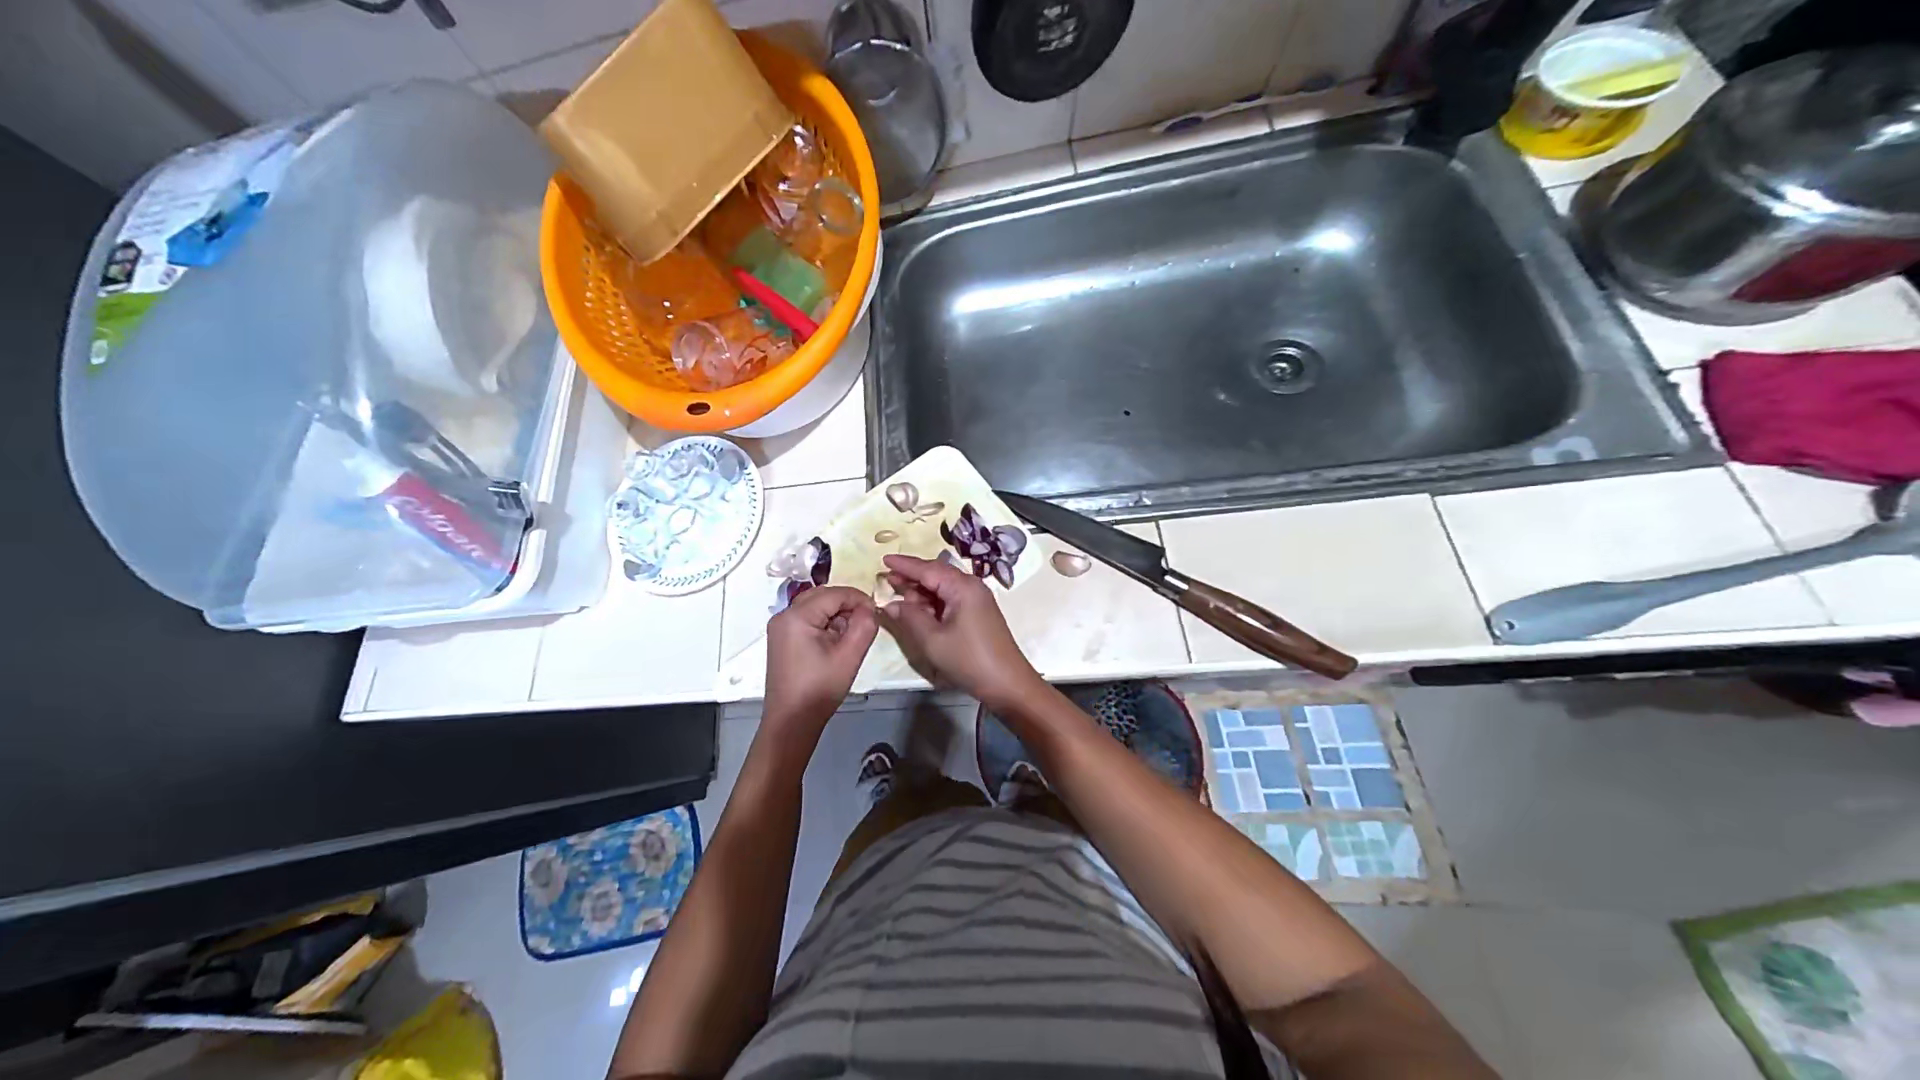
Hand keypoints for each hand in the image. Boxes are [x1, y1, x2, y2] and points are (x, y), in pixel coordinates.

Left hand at [764, 585, 877, 733]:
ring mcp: (780, 627)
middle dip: (847, 605)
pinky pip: (807, 619)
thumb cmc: (820, 688)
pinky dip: (824, 623)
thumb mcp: (850, 656)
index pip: (835, 593)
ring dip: (836, 614)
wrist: (792, 720)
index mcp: (797, 616)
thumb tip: (869, 608)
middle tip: (865, 623)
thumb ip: (864, 625)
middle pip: (823, 596)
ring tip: (850, 636)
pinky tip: (835, 642)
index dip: (859, 599)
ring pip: (815, 606)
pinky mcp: (782, 638)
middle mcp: (784, 615)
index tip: (876, 613)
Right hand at [879, 554, 1043, 708]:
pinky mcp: (977, 613)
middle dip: (911, 578)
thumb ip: (909, 618)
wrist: (1007, 683)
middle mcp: (971, 586)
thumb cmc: (969, 659)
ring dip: (921, 593)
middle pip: (936, 574)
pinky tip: (919, 612)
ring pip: (942, 588)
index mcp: (962, 587)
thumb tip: (891, 604)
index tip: (883, 559)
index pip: (927, 568)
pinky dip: (932, 603)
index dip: (904, 564)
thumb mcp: (932, 640)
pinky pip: (950, 599)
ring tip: (898, 599)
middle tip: (886, 580)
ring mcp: (976, 600)